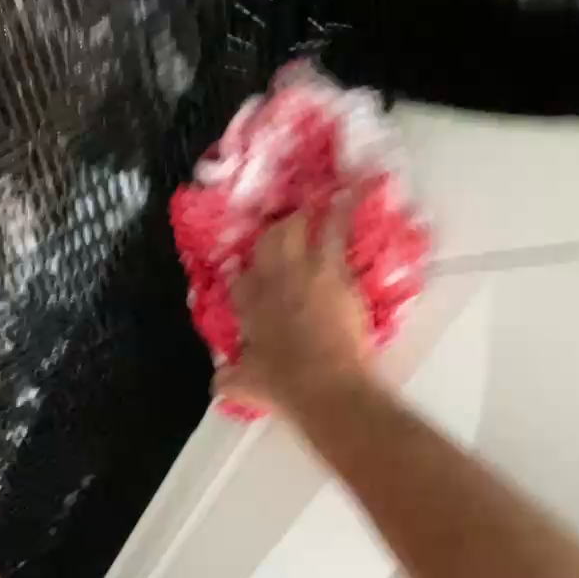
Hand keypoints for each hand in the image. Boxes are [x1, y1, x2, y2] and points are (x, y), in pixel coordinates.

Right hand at [213, 193, 372, 414]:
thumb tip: (220, 377)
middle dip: (274, 232)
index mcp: (247, 310)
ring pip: (296, 230)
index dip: (244, 274)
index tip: (249, 271)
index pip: (239, 280)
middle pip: (266, 244)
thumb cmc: (281, 388)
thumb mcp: (241, 385)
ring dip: (305, 213)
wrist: (324, 387)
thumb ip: (227, 377)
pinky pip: (339, 232)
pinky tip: (358, 189)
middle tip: (286, 226)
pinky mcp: (336, 273)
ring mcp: (304, 275)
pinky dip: (346, 209)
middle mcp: (271, 284)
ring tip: (317, 194)